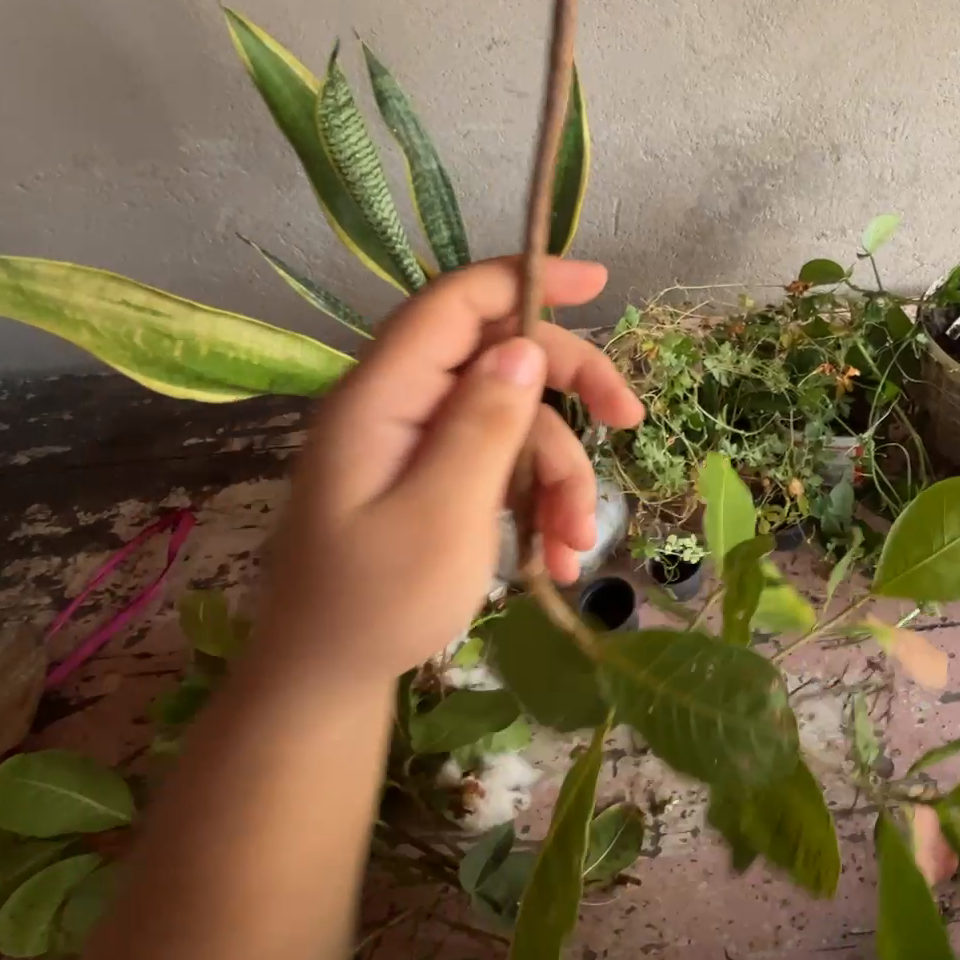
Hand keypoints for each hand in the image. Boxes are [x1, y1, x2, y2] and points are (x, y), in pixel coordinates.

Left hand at [256, 257, 642, 683]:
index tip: (599, 282)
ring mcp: (421, 444)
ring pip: (518, 423)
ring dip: (562, 478)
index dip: (526, 281)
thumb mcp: (443, 516)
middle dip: (572, 390)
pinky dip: (541, 503)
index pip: (456, 305)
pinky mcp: (439, 478)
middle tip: (630, 421)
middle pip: (503, 360)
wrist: (329, 678)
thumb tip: (523, 349)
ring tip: (576, 545)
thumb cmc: (377, 604)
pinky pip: (506, 465)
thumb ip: (483, 427)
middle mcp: (402, 407)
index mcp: (383, 398)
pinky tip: (559, 556)